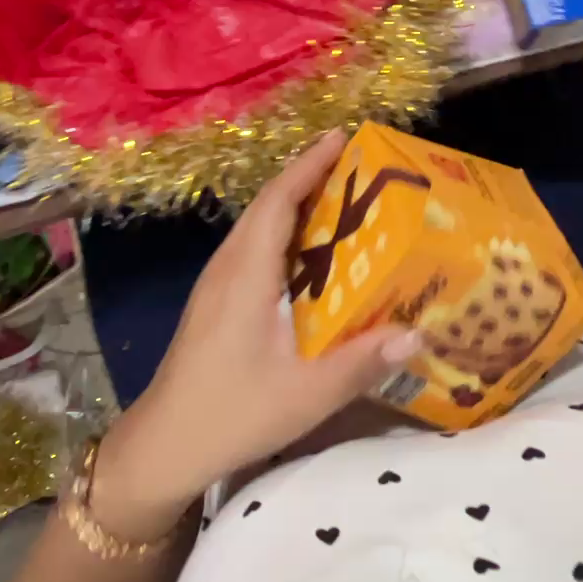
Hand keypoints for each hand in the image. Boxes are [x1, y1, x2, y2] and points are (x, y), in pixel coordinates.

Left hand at [88, 132, 422, 540]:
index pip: (278, 201)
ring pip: (258, 225)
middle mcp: (228, 266)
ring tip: (341, 200)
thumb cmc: (233, 412)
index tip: (342, 138)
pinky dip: (284, 232)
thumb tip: (417, 333)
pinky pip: (253, 247)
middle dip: (308, 176)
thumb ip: (362, 362)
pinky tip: (310, 255)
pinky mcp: (215, 300)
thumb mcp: (306, 394)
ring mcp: (216, 282)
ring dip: (295, 203)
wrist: (164, 443)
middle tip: (356, 167)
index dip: (309, 166)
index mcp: (246, 273)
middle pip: (268, 205)